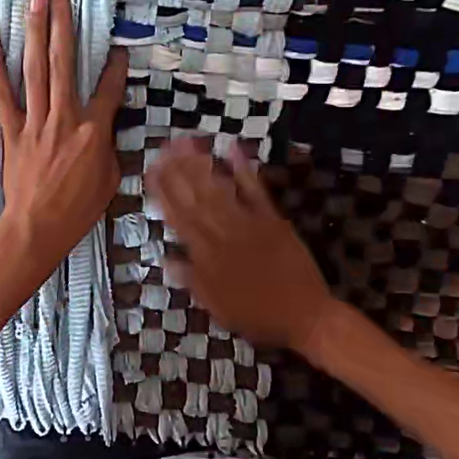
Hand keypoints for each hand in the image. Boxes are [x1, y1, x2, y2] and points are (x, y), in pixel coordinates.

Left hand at [0, 0, 128, 277]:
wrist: (37, 229)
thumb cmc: (78, 209)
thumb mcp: (110, 178)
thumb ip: (109, 145)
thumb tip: (105, 126)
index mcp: (94, 131)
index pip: (110, 89)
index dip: (116, 67)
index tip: (119, 49)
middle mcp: (65, 117)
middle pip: (66, 61)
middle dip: (64, 22)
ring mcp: (36, 120)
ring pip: (37, 67)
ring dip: (36, 30)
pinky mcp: (13, 129)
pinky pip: (2, 92)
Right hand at [146, 137, 339, 351]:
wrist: (305, 316)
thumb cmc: (257, 316)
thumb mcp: (218, 308)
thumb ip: (193, 281)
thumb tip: (167, 259)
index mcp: (207, 256)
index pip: (179, 218)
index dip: (164, 192)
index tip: (152, 169)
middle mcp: (224, 233)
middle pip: (196, 197)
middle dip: (178, 170)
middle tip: (165, 145)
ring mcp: (249, 223)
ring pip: (220, 189)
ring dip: (202, 164)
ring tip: (188, 142)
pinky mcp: (273, 219)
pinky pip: (255, 191)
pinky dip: (243, 169)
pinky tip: (231, 150)